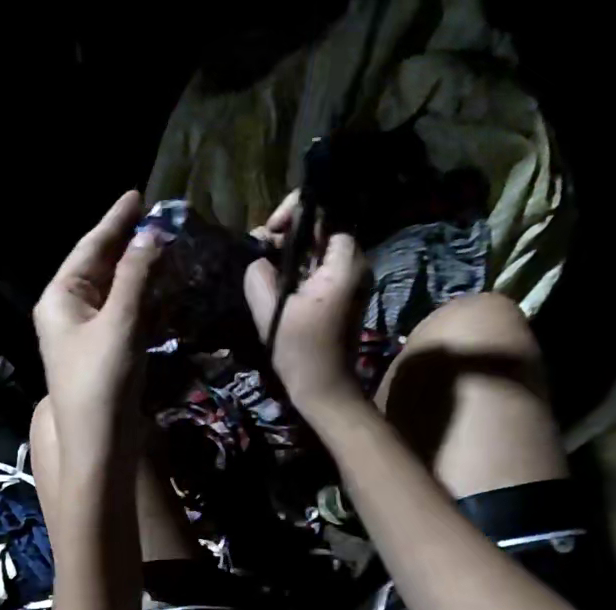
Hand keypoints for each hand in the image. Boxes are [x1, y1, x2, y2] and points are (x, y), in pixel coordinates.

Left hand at [33, 191, 167, 443]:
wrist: (99, 443)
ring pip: (115, 292)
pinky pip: (124, 316)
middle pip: (100, 268)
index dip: (114, 222)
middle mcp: (69, 312)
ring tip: (167, 248)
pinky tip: (163, 290)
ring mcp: (87, 335)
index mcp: (59, 299)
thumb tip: (152, 234)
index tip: (137, 196)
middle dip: (129, 245)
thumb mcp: (119, 323)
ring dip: (139, 272)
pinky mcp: (106, 354)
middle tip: (159, 221)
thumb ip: (135, 276)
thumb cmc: (101, 381)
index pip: (89, 248)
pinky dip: (143, 300)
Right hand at [244, 193, 370, 414]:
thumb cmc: (301, 353)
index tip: (271, 233)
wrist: (326, 390)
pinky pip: (322, 269)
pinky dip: (301, 269)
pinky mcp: (345, 296)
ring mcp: (353, 281)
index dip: (294, 213)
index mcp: (344, 264)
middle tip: (264, 250)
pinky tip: (280, 283)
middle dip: (291, 233)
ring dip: (293, 253)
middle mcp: (356, 266)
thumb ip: (259, 275)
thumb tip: (259, 257)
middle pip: (323, 229)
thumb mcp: (271, 311)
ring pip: (320, 250)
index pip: (324, 214)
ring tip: (267, 266)